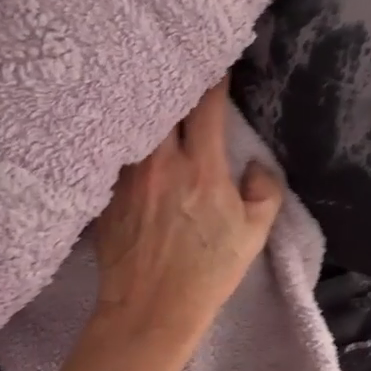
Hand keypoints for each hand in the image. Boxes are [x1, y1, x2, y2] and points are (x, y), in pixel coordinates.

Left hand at [91, 81, 283, 347]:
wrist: (151, 308)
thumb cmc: (208, 273)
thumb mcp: (253, 235)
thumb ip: (264, 191)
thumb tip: (254, 167)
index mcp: (201, 168)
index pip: (206, 104)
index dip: (213, 77)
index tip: (217, 62)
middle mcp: (160, 162)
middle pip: (162, 101)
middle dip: (174, 81)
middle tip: (180, 67)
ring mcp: (127, 174)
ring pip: (136, 122)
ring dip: (148, 107)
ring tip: (152, 96)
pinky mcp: (106, 191)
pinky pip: (118, 151)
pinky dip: (128, 138)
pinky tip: (130, 136)